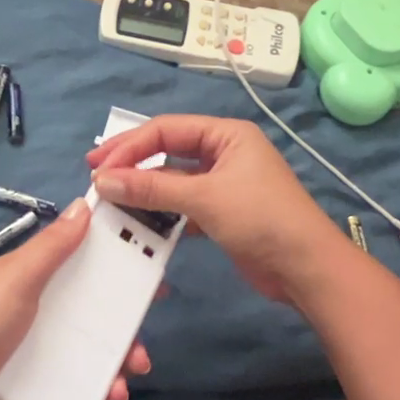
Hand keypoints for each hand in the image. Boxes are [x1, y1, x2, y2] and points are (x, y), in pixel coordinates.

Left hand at [0, 201, 152, 399]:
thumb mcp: (16, 280)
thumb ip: (51, 247)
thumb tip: (83, 205)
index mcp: (31, 278)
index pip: (84, 267)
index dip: (120, 273)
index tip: (154, 287)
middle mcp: (34, 310)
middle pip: (91, 318)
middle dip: (122, 338)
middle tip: (141, 357)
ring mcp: (29, 349)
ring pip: (84, 356)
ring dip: (110, 373)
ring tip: (120, 394)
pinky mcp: (25, 384)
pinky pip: (67, 388)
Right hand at [86, 115, 347, 302]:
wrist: (306, 269)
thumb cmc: (261, 220)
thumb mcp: (204, 198)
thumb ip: (151, 187)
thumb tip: (102, 180)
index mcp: (226, 135)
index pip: (165, 130)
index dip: (129, 146)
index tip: (97, 168)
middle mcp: (224, 153)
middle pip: (166, 151)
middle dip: (131, 163)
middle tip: (94, 175)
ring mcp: (223, 184)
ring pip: (172, 180)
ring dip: (143, 190)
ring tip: (110, 200)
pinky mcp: (221, 213)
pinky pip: (181, 205)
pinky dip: (160, 212)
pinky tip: (138, 222)